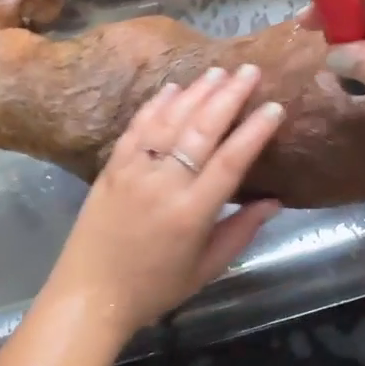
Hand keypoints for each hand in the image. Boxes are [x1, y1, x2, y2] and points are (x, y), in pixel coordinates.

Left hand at [41, 65, 285, 337]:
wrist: (89, 295)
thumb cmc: (154, 288)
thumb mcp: (205, 269)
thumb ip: (241, 232)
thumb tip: (275, 201)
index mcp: (191, 214)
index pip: (230, 162)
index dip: (254, 131)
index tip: (274, 106)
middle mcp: (163, 184)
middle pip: (201, 130)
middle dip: (228, 96)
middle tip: (249, 71)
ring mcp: (134, 170)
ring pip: (170, 120)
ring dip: (196, 92)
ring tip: (218, 71)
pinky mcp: (112, 166)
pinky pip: (138, 127)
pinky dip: (157, 104)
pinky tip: (174, 87)